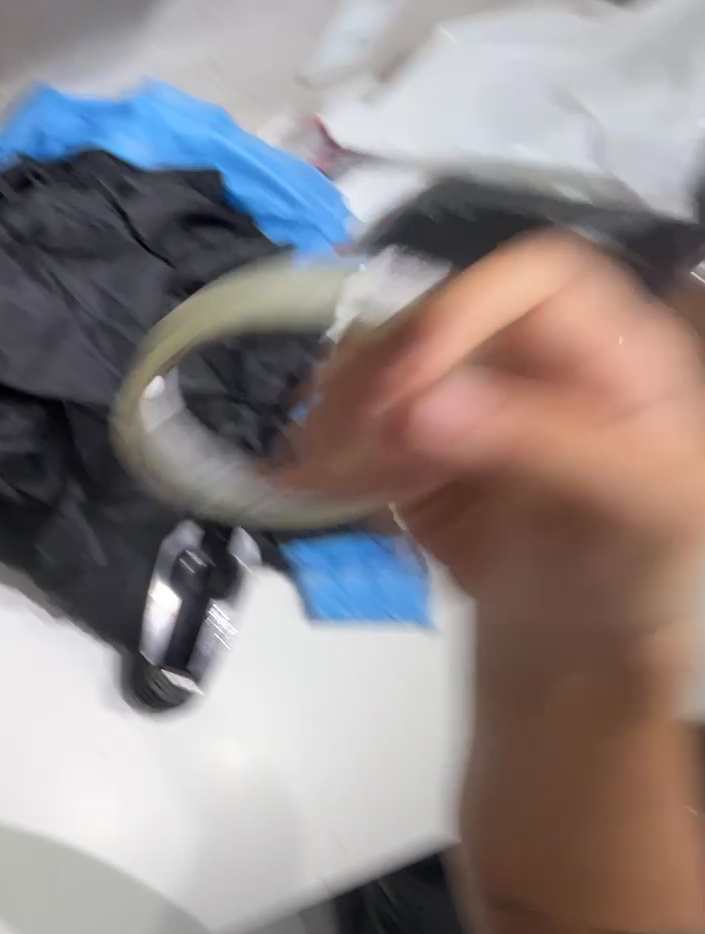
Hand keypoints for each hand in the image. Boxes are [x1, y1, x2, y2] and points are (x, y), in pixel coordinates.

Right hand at [284, 233, 704, 640]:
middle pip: (420, 323)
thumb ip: (546, 444)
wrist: (571, 633)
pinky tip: (327, 488)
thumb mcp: (636, 508)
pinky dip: (315, 454)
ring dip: (333, 420)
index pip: (529, 283)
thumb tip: (420, 408)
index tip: (400, 390)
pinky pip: (334, 423)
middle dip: (375, 382)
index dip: (458, 316)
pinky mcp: (397, 447)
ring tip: (342, 476)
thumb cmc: (631, 573)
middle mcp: (521, 369)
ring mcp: (451, 406)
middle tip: (358, 444)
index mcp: (606, 360)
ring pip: (362, 369)